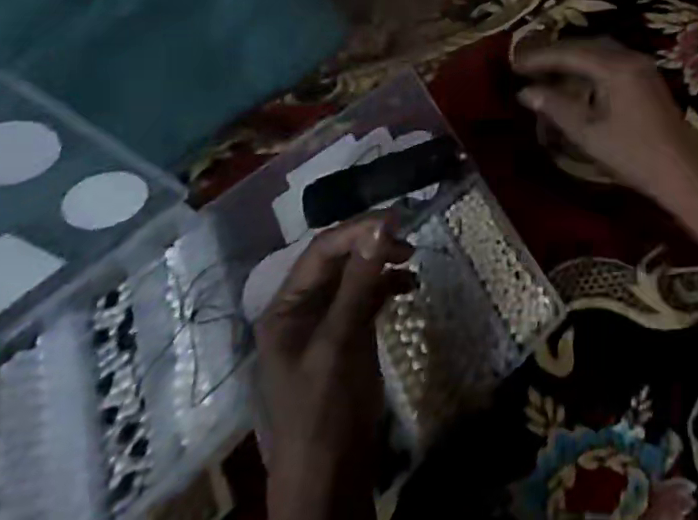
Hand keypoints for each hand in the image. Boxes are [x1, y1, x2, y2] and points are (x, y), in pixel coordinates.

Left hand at [256, 214, 413, 519]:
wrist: (329, 480)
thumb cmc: (324, 411)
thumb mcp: (339, 344)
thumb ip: (359, 285)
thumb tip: (380, 228)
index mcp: (285, 306)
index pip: (321, 252)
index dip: (357, 230)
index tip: (395, 218)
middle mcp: (302, 309)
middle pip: (337, 262)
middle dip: (371, 246)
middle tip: (408, 240)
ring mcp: (326, 325)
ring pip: (354, 278)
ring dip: (381, 264)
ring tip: (412, 258)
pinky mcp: (348, 340)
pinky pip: (366, 300)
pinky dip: (387, 289)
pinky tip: (409, 286)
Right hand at [513, 38, 697, 200]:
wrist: (685, 173)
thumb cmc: (634, 155)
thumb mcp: (588, 133)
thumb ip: (555, 107)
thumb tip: (525, 91)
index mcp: (615, 67)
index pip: (569, 53)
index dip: (539, 58)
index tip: (514, 63)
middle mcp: (630, 58)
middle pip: (585, 45)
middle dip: (554, 54)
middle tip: (526, 64)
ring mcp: (642, 67)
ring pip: (598, 52)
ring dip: (571, 59)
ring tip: (545, 72)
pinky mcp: (646, 79)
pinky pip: (610, 62)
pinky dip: (588, 67)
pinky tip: (574, 83)